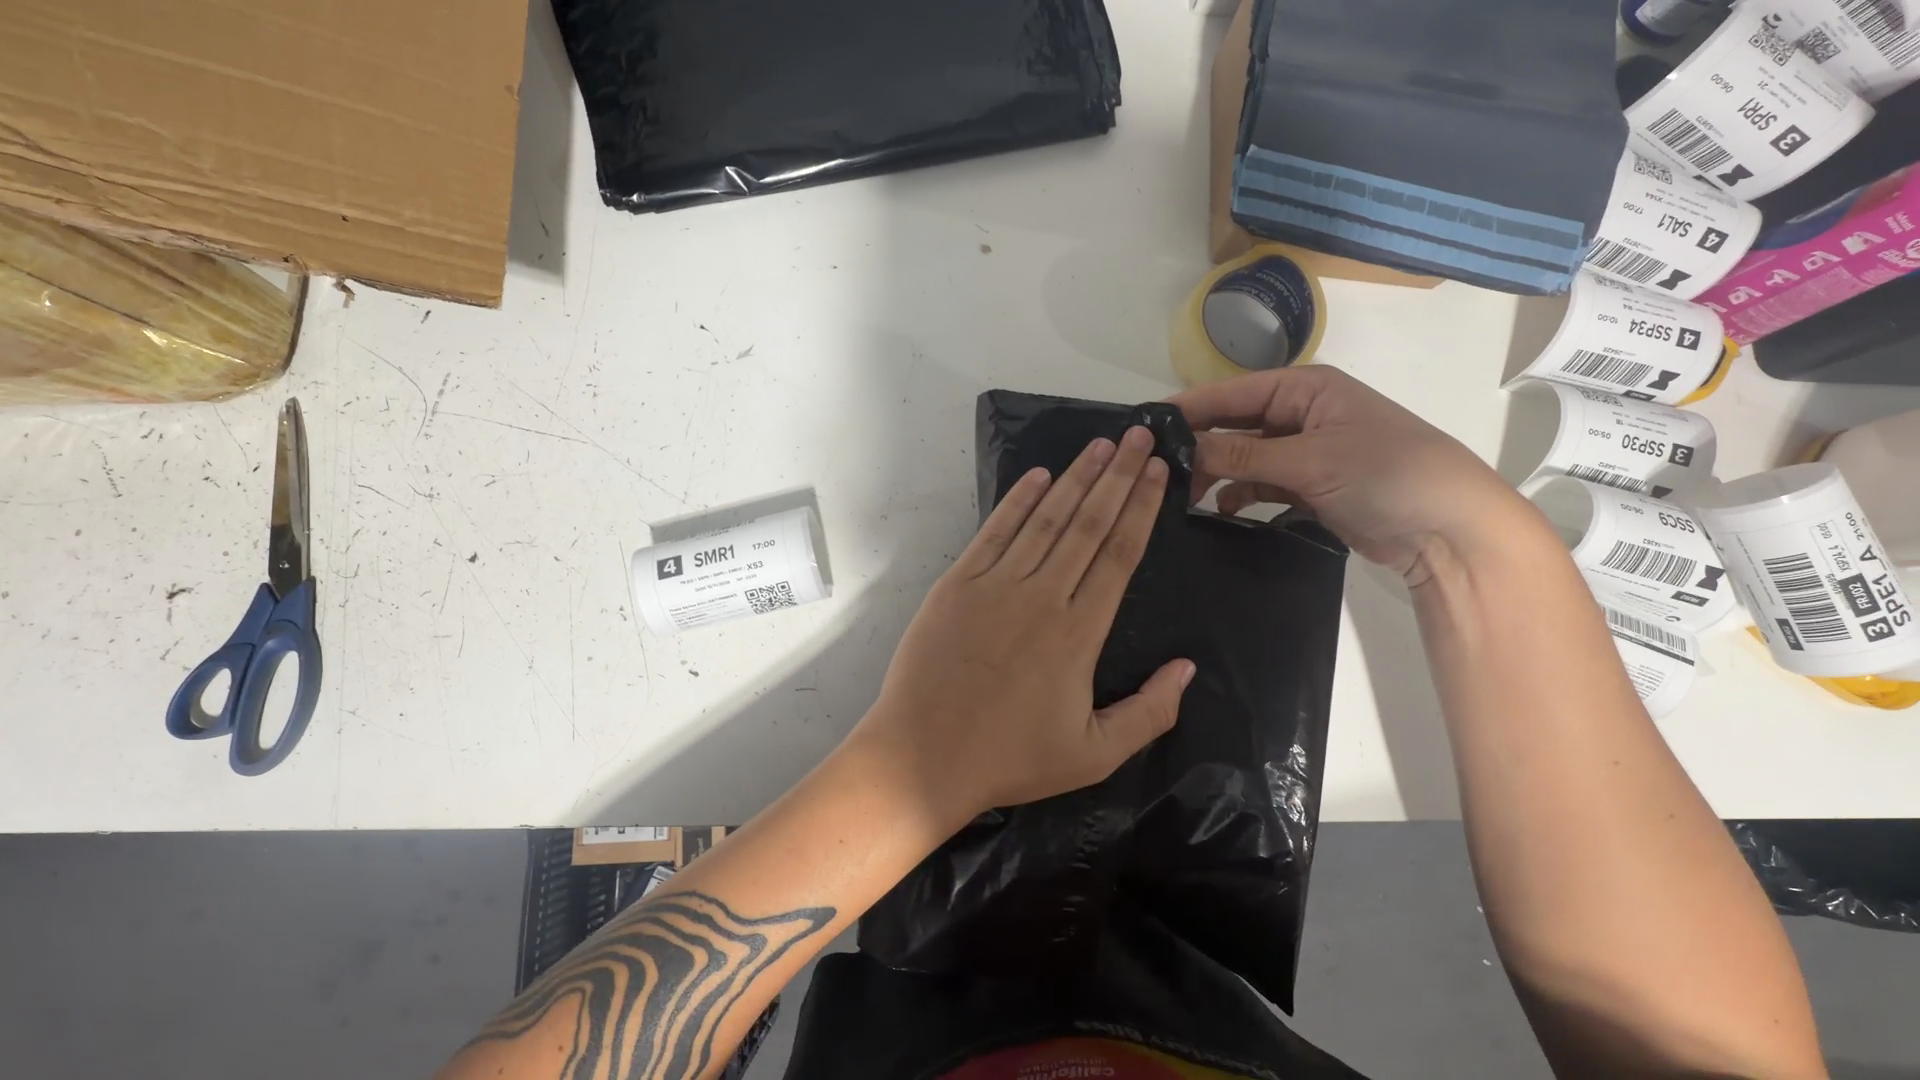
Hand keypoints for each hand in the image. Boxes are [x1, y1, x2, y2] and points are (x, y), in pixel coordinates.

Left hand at [845, 426, 1194, 829]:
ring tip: (1099, 444)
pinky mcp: (957, 585)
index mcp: (1079, 632)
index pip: (1120, 555)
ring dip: (1075, 478)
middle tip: (1139, 435)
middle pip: (1089, 524)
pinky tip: (1038, 476)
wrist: (924, 756)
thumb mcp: (1094, 755)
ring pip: (1045, 519)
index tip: (1157, 471)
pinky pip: (994, 532)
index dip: (1141, 507)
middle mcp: (1042, 596)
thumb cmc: (1010, 758)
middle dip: (1117, 476)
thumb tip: (1188, 668)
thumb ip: (1149, 713)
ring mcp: (995, 586)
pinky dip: (1017, 501)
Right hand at [1169, 367, 1535, 586]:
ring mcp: (1307, 452)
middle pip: (1234, 424)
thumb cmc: (1386, 474)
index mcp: (1306, 388)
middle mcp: (1302, 413)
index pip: (1232, 392)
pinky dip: (1241, 495)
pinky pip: (1261, 484)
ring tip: (1181, 497)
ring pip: (1244, 457)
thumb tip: (1181, 447)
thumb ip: (1241, 453)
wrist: (1449, 530)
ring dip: (1216, 473)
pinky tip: (1221, 511)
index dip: (1188, 408)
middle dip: (1198, 445)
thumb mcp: (1309, 460)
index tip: (1144, 427)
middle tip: (1156, 471)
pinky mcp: (1311, 487)